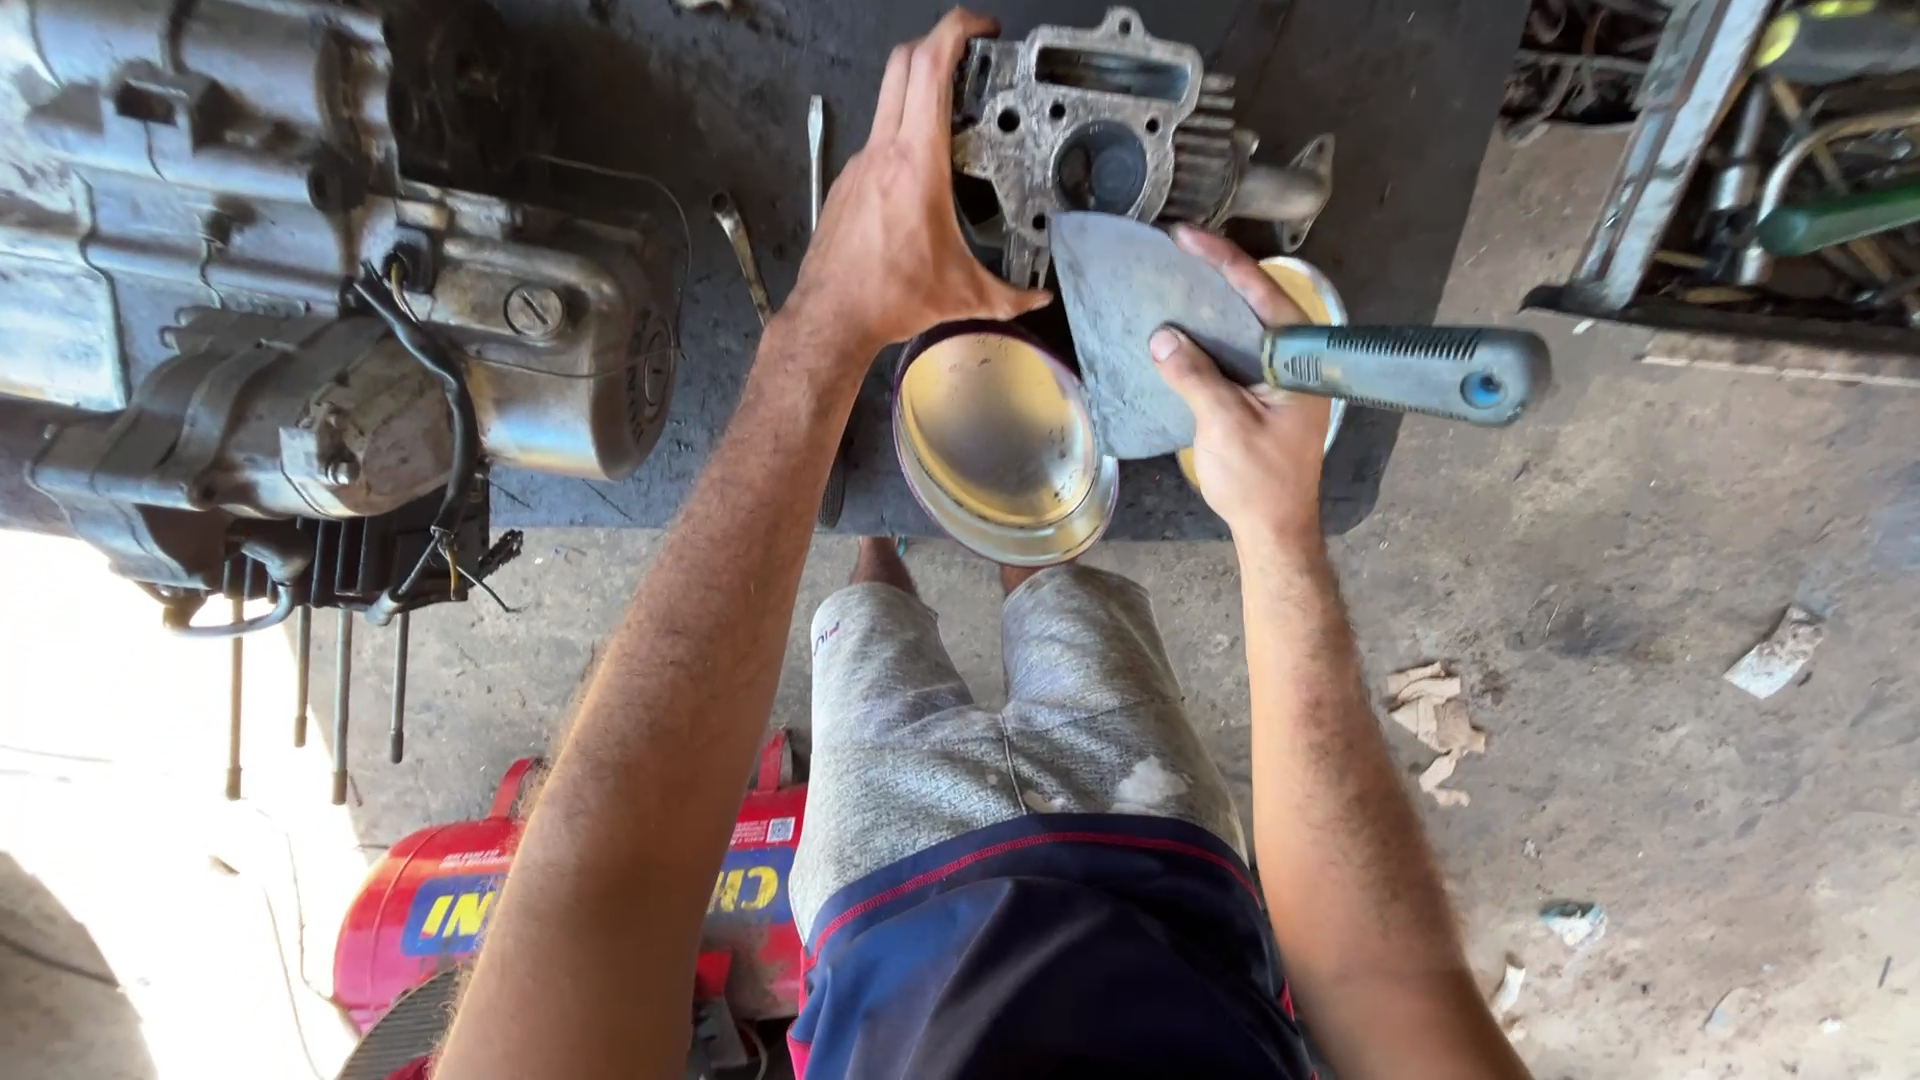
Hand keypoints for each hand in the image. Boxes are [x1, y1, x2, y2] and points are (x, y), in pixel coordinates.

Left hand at [785, 9, 1049, 354]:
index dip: (957, 32)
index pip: (930, 67)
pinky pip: (875, 144)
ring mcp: (859, 166)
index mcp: (917, 164)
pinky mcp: (846, 186)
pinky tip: (918, 176)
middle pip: (903, 64)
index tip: (981, 30)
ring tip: (950, 121)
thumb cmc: (886, 298)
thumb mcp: (963, 297)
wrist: (832, 316)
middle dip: (936, 45)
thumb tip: (1037, 300)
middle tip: (967, 60)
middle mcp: (883, 153)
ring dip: (916, 94)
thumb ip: (1010, 296)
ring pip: (886, 102)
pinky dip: (898, 140)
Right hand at [1150, 225, 1329, 548]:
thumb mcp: (1224, 424)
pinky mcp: (1260, 397)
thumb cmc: (1258, 480)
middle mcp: (1294, 363)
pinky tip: (1182, 336)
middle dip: (1217, 274)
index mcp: (1300, 361)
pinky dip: (1207, 342)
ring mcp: (1279, 380)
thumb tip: (1163, 338)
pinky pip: (1232, 356)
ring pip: (1243, 329)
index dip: (1225, 262)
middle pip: (1255, 303)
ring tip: (1175, 283)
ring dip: (1210, 307)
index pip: (1263, 294)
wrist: (1272, 528)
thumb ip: (1196, 377)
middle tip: (1179, 250)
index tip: (1188, 238)